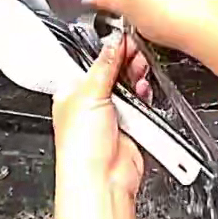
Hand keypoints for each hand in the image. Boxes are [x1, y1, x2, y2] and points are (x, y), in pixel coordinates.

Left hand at [51, 33, 145, 199]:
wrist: (102, 180)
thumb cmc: (80, 148)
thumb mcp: (89, 94)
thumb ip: (104, 64)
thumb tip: (113, 42)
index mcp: (71, 91)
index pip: (90, 59)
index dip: (105, 47)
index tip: (119, 37)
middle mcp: (90, 100)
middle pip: (113, 68)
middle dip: (125, 59)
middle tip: (134, 51)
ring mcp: (112, 111)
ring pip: (129, 81)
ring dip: (137, 75)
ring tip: (139, 72)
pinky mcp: (132, 122)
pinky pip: (143, 98)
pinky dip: (145, 93)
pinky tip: (143, 90)